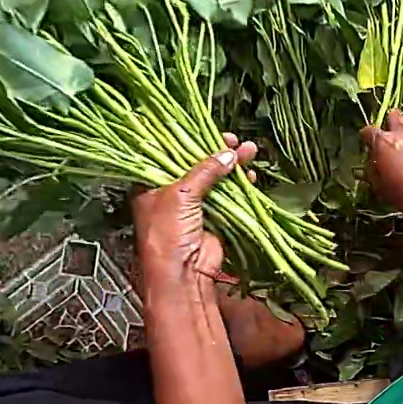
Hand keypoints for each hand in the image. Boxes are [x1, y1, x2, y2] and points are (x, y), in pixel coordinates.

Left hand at [135, 133, 256, 290]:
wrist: (183, 273)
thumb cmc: (167, 233)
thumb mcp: (181, 193)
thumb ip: (204, 171)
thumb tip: (227, 153)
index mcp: (152, 183)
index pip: (171, 153)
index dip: (191, 140)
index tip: (210, 130)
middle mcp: (172, 192)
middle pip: (198, 164)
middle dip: (218, 152)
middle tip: (235, 140)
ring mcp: (195, 205)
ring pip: (216, 179)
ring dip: (233, 166)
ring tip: (250, 152)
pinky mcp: (214, 217)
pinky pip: (229, 196)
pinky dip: (241, 186)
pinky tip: (250, 175)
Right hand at [360, 110, 402, 214]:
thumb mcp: (380, 188)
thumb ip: (372, 172)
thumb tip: (371, 165)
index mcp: (383, 142)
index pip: (368, 131)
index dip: (367, 139)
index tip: (368, 147)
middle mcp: (402, 133)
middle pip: (393, 117)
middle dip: (391, 123)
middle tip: (391, 137)